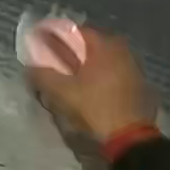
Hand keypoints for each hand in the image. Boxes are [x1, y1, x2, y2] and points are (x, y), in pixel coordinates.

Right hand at [25, 26, 158, 141]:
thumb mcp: (60, 92)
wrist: (130, 139)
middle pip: (91, 44)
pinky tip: (89, 87)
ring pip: (104, 59)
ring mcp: (134, 68)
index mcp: (105, 46)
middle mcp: (123, 51)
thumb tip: (30, 67)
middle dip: (73, 49)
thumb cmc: (94, 108)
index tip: (44, 41)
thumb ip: (42, 75)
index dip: (58, 35)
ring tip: (70, 74)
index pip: (77, 31)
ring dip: (87, 63)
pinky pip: (114, 72)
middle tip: (56, 59)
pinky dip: (100, 75)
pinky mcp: (139, 86)